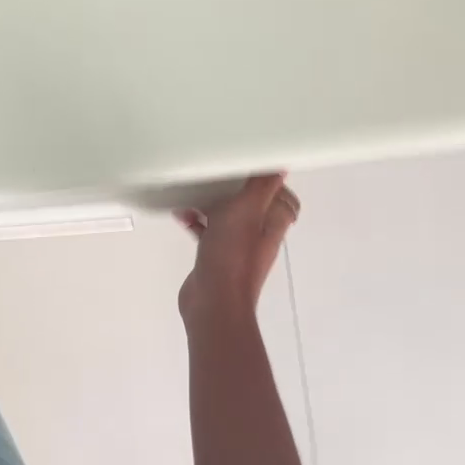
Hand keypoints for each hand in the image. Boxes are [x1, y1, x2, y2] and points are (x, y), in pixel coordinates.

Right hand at [177, 174, 299, 328]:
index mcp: (271, 225)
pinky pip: (208, 230)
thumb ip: (261, 187)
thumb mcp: (245, 211)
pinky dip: (196, 220)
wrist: (213, 300)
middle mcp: (258, 236)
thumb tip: (281, 165)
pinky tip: (180, 215)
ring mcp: (236, 247)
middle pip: (252, 206)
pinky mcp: (215, 256)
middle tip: (215, 174)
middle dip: (234, 189)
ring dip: (211, 203)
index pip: (283, 199)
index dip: (269, 182)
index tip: (248, 166)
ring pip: (228, 216)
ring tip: (191, 193)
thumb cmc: (232, 254)